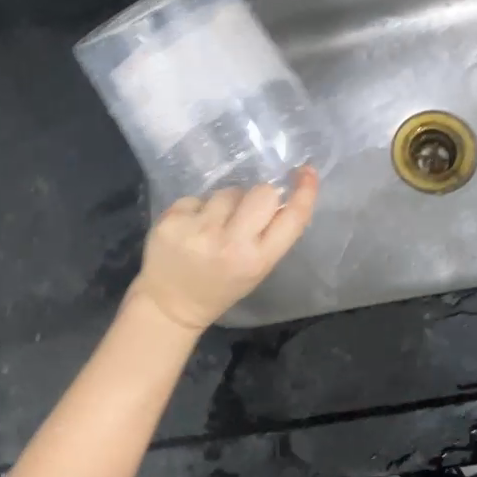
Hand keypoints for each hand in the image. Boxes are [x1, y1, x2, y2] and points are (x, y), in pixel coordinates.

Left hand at [128, 167, 319, 331]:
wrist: (169, 304)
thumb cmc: (220, 285)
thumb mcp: (256, 268)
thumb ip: (271, 234)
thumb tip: (284, 192)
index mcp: (257, 260)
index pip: (292, 218)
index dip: (304, 192)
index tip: (307, 172)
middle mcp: (230, 244)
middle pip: (262, 193)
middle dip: (260, 195)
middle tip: (248, 211)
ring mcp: (198, 230)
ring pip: (228, 192)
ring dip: (226, 203)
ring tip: (212, 227)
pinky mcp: (172, 219)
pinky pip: (198, 197)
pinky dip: (198, 208)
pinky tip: (190, 228)